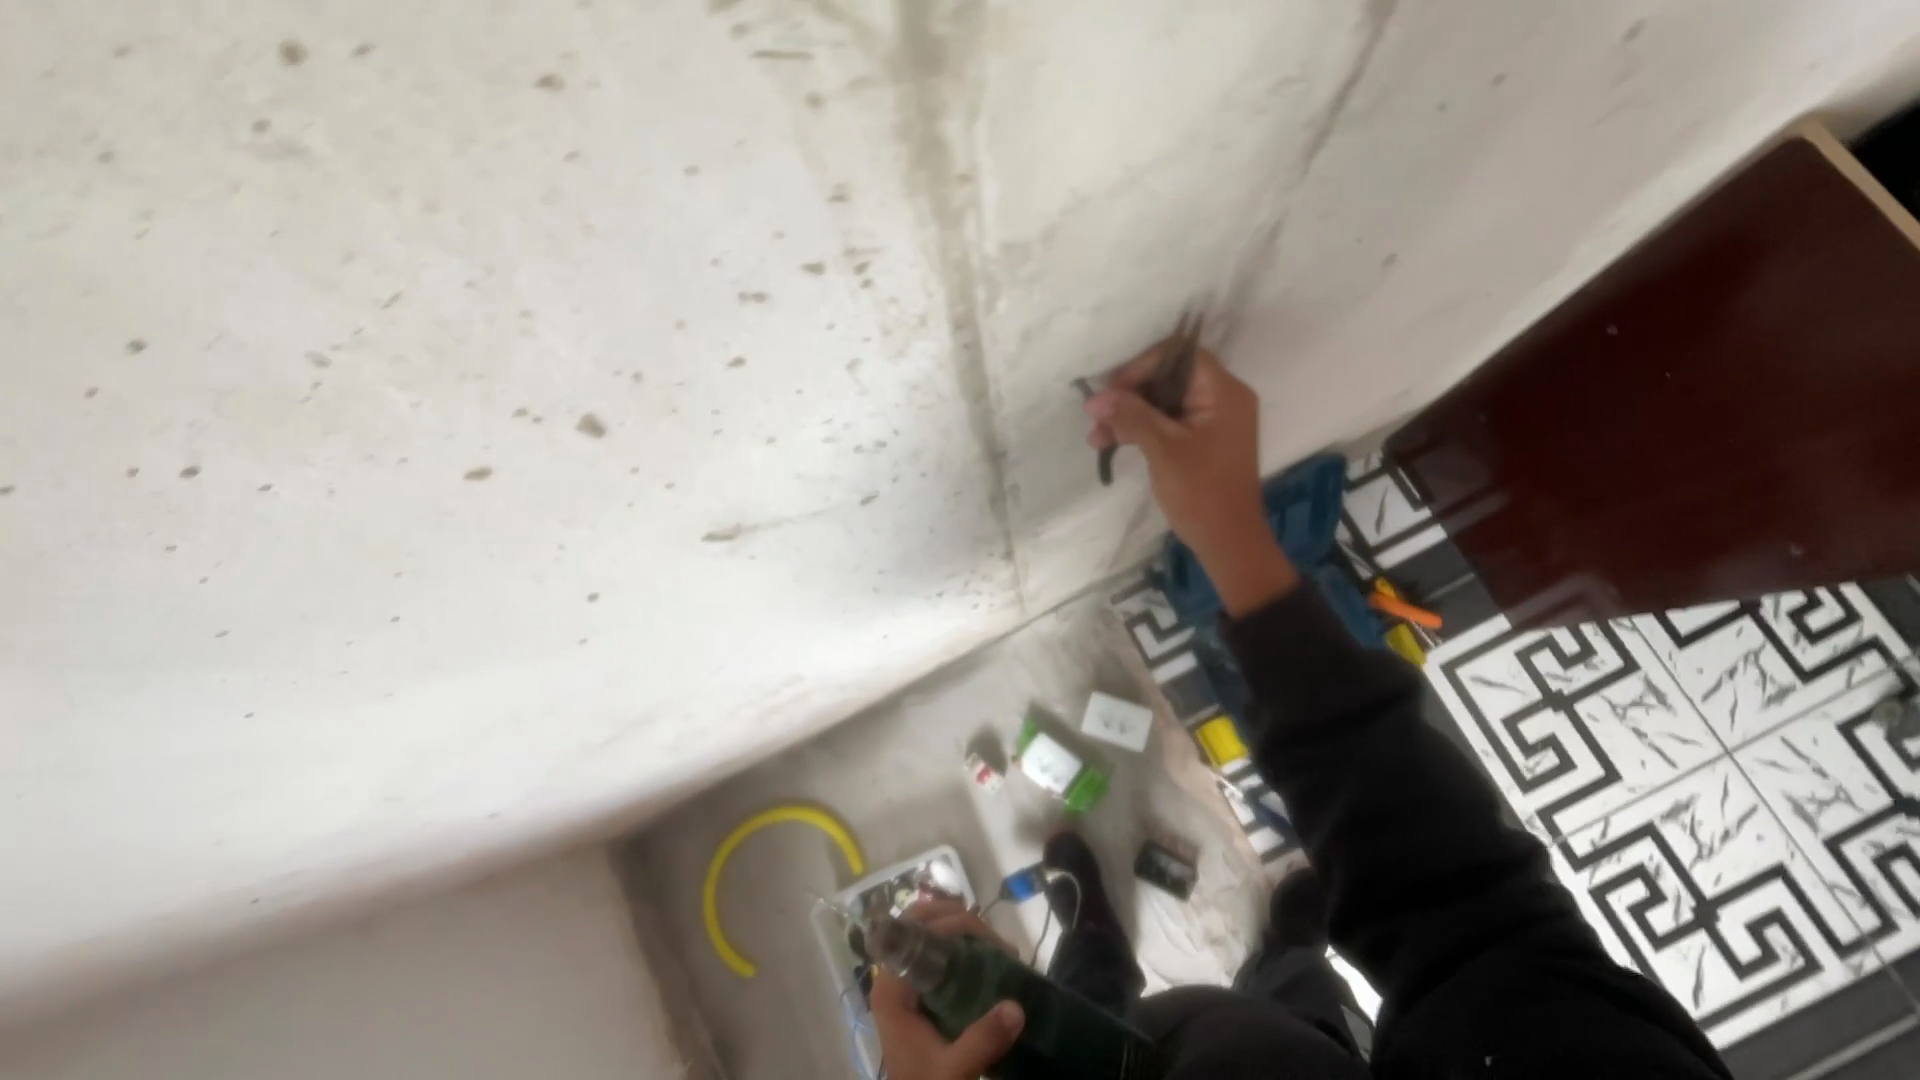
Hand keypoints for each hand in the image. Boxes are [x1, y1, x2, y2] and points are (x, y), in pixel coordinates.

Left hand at [869, 901, 1024, 1079]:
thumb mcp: (953, 1071)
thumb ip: (981, 1040)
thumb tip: (1016, 1007)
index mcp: (891, 988)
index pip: (914, 933)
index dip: (949, 923)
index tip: (988, 937)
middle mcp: (892, 975)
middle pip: (918, 922)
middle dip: (957, 919)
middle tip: (994, 938)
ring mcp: (902, 980)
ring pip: (926, 932)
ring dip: (960, 928)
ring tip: (996, 946)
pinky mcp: (915, 989)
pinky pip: (933, 950)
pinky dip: (958, 943)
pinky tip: (985, 956)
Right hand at [1085, 344, 1298, 615]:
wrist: (1229, 542)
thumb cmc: (1201, 493)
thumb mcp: (1163, 450)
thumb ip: (1131, 416)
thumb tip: (1096, 398)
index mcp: (1223, 392)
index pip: (1180, 355)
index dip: (1142, 367)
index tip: (1112, 391)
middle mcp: (1223, 399)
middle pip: (1169, 378)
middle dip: (1130, 395)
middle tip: (1096, 416)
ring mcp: (1213, 421)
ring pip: (1164, 403)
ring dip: (1130, 415)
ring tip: (1096, 437)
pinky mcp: (1202, 441)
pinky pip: (1169, 423)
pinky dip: (1142, 431)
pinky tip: (1111, 444)